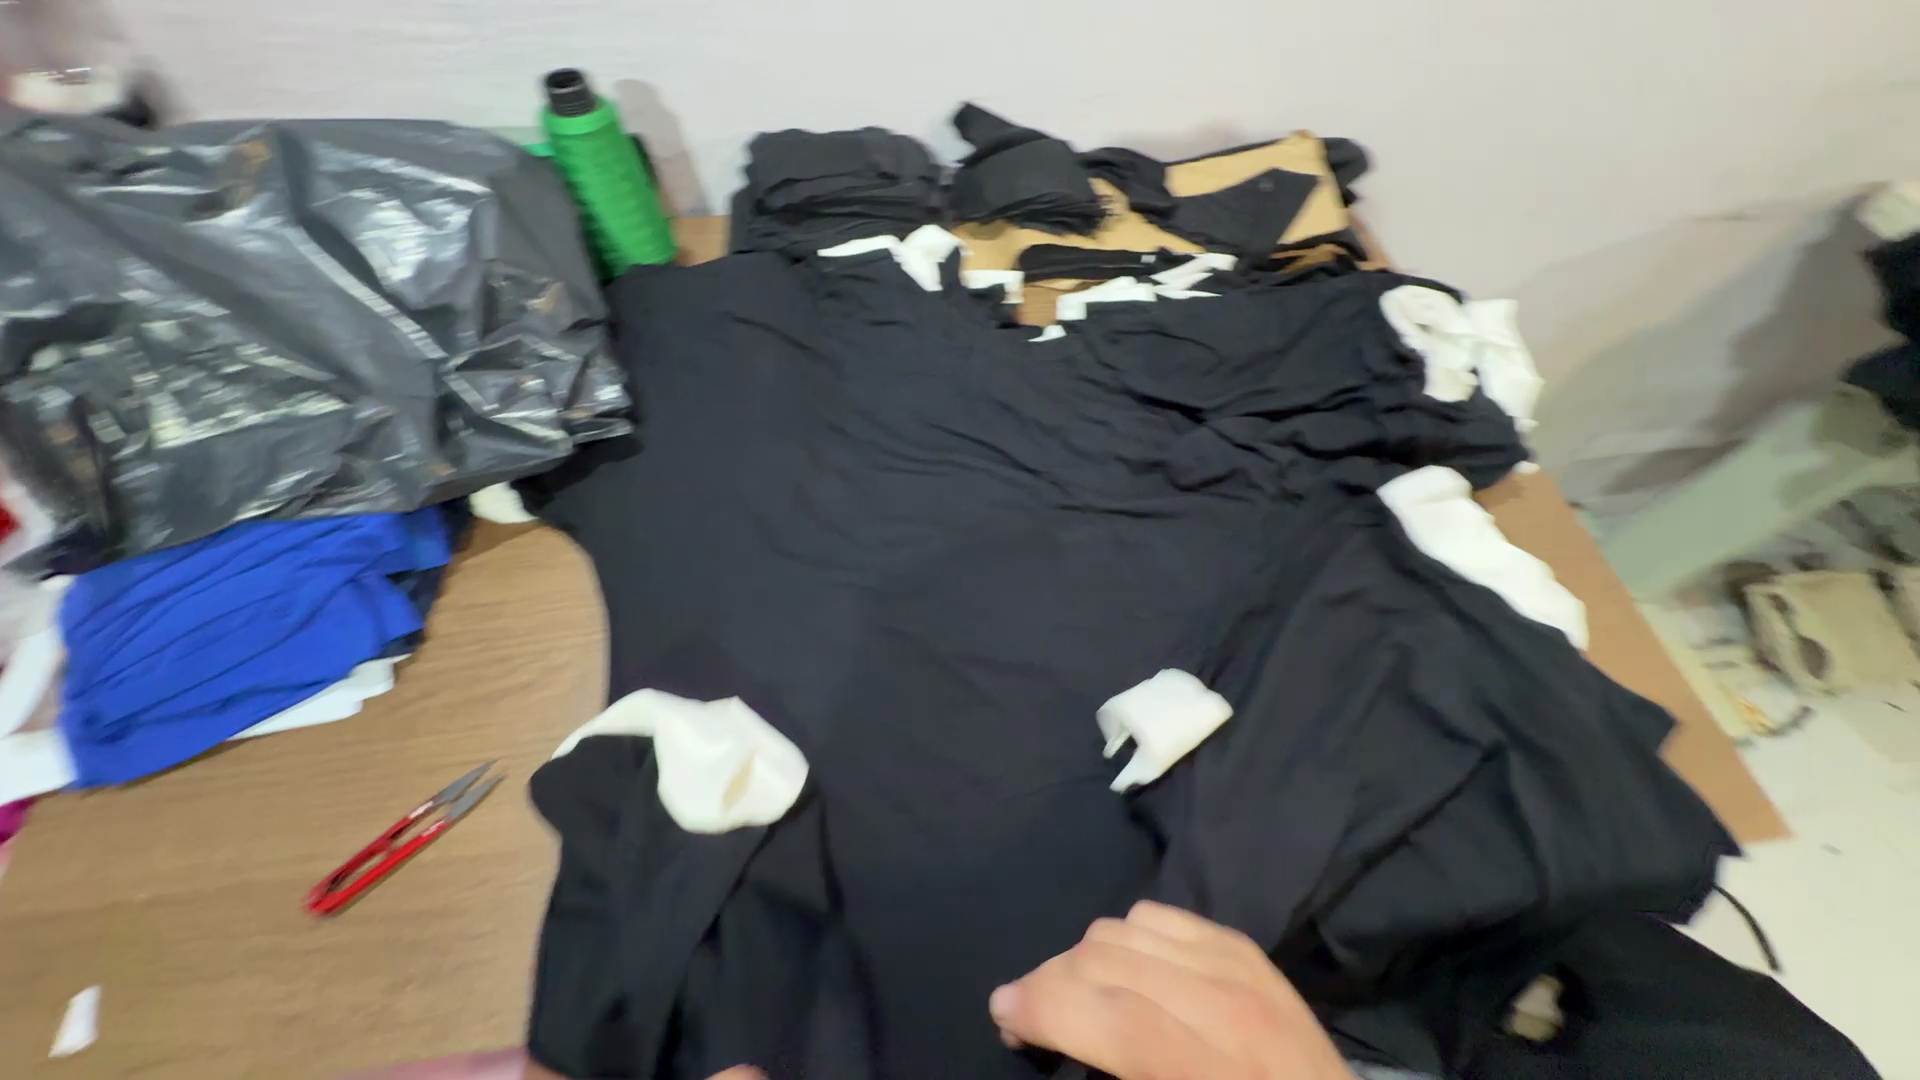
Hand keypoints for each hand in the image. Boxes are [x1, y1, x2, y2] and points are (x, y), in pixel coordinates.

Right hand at [988, 902, 1353, 1079]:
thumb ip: (1116, 1069)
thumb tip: (1051, 1036)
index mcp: (1216, 1069)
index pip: (1117, 1019)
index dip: (1046, 1009)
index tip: (1002, 1013)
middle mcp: (1233, 1007)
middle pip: (1111, 960)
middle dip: (1050, 981)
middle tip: (1025, 1013)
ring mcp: (1244, 969)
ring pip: (1127, 927)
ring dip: (1082, 957)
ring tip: (1071, 994)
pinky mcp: (1246, 951)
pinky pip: (1161, 915)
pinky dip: (1124, 935)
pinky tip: (1118, 968)